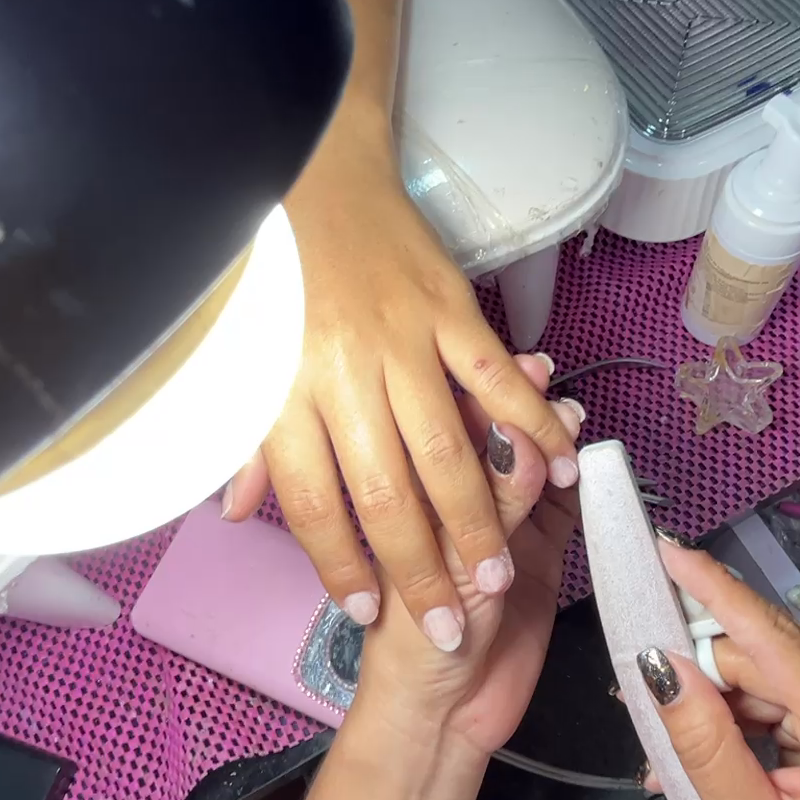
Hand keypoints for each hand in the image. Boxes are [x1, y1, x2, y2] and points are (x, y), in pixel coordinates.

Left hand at [223, 122, 578, 653]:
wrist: (310, 175)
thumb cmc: (272, 277)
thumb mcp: (246, 363)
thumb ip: (246, 444)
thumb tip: (239, 516)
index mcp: (284, 394)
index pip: (314, 504)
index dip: (341, 567)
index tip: (369, 613)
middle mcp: (343, 375)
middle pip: (388, 494)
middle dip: (422, 569)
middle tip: (453, 624)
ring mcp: (404, 341)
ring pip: (448, 449)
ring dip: (478, 520)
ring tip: (498, 576)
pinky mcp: (451, 309)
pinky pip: (498, 378)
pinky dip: (531, 424)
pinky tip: (560, 468)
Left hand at [351, 359, 582, 761]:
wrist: (444, 720)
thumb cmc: (410, 647)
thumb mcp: (447, 569)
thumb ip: (488, 506)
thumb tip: (517, 433)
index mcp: (416, 495)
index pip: (444, 432)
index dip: (472, 397)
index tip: (499, 367)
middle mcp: (457, 502)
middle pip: (492, 442)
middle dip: (515, 406)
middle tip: (540, 376)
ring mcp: (501, 525)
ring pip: (530, 469)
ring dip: (549, 439)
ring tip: (567, 410)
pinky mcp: (537, 554)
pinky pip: (560, 508)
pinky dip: (574, 483)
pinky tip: (584, 458)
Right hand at [639, 544, 799, 799]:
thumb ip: (705, 749)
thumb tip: (660, 666)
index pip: (778, 644)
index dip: (719, 592)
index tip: (667, 548)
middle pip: (768, 660)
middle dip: (708, 680)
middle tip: (658, 723)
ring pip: (775, 672)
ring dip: (726, 702)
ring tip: (691, 756)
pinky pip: (792, 688)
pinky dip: (752, 712)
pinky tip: (730, 748)